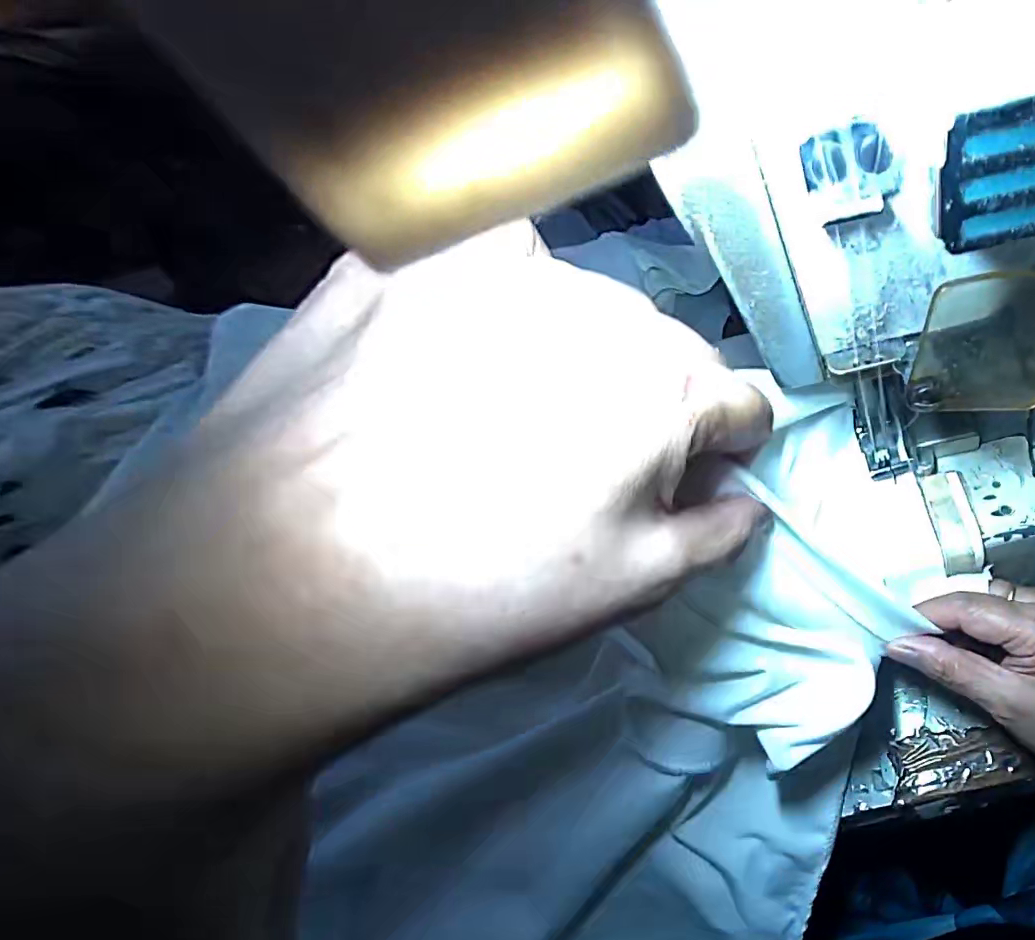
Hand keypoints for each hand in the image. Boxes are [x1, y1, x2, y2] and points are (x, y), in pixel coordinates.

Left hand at [0, 221, 771, 792]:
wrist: (283, 582)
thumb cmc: (496, 593)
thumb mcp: (641, 581)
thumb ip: (722, 534)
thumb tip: (751, 504)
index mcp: (674, 390)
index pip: (749, 405)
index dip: (731, 452)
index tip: (695, 484)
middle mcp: (610, 313)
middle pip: (683, 356)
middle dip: (672, 406)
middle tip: (613, 463)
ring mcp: (509, 276)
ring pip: (607, 310)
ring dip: (605, 356)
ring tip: (538, 410)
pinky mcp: (418, 264)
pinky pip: (509, 252)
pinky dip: (522, 285)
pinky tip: (492, 331)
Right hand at [885, 581, 1034, 793]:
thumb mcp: (1002, 702)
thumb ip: (950, 667)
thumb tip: (902, 645)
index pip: (971, 607)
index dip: (927, 615)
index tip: (893, 629)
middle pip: (979, 596)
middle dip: (942, 617)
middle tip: (910, 641)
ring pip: (988, 597)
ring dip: (961, 619)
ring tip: (940, 647)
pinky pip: (1004, 604)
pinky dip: (981, 621)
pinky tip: (972, 645)